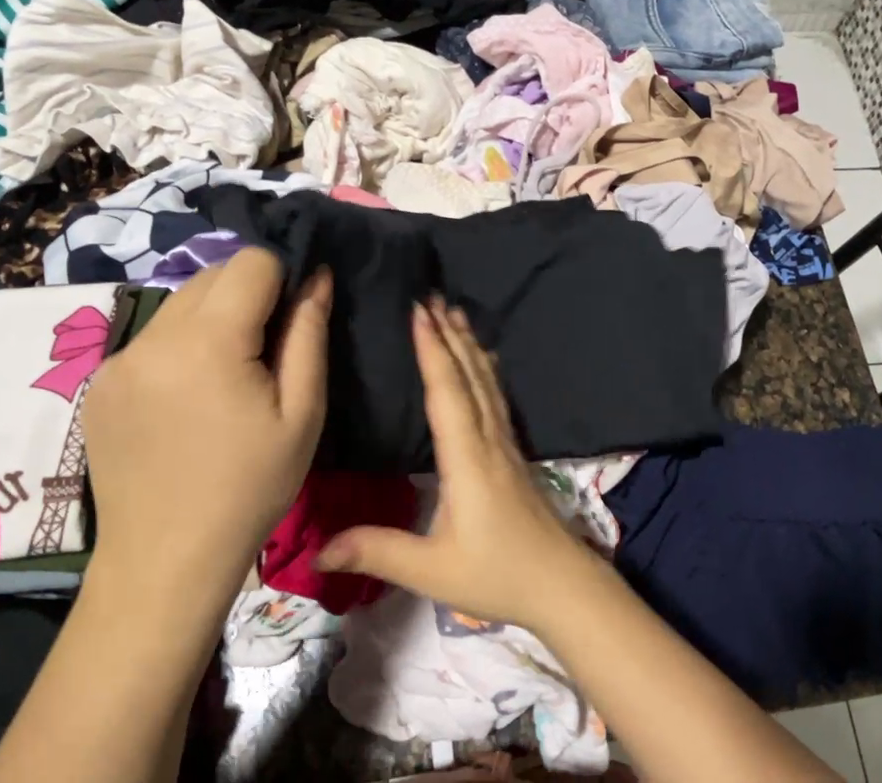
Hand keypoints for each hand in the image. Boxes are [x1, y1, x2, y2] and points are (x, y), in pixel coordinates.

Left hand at [80, 248, 332, 610]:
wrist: (166, 560)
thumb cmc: (250, 488)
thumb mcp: (303, 413)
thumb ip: (309, 334)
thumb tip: (316, 275)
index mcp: (207, 342)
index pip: (251, 262)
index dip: (282, 281)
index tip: (292, 327)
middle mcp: (152, 338)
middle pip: (212, 275)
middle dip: (248, 296)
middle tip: (265, 356)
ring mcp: (117, 360)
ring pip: (179, 303)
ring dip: (213, 319)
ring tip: (226, 379)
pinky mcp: (99, 384)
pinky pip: (152, 338)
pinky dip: (180, 347)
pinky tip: (190, 400)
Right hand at [315, 298, 602, 632]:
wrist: (564, 585)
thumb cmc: (498, 575)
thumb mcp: (432, 570)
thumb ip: (377, 552)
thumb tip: (317, 549)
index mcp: (467, 459)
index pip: (448, 393)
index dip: (432, 351)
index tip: (419, 311)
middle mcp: (489, 442)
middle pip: (470, 377)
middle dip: (450, 335)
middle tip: (434, 296)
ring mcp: (506, 447)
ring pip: (487, 384)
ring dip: (469, 347)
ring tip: (456, 314)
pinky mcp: (514, 457)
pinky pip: (498, 400)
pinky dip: (487, 371)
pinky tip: (487, 362)